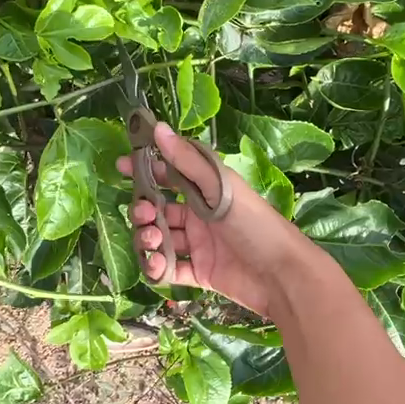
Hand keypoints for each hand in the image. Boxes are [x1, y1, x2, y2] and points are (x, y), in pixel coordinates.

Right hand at [115, 122, 319, 319]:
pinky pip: (170, 269)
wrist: (282, 275)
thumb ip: (186, 160)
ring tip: (152, 242)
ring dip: (148, 239)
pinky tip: (157, 265)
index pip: (169, 175)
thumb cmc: (254, 223)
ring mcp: (199, 245)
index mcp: (206, 190)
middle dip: (144, 210)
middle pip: (159, 210)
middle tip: (146, 215)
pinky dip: (158, 268)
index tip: (122, 167)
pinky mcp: (200, 273)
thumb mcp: (220, 186)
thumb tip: (158, 128)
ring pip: (161, 239)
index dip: (145, 170)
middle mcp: (200, 215)